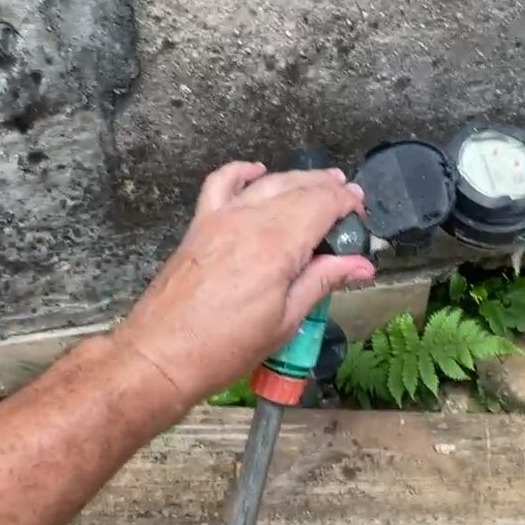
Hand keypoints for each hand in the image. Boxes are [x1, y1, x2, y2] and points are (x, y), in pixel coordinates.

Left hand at [114, 162, 375, 403]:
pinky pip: (221, 183)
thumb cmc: (226, 346)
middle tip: (350, 198)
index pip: (323, 204)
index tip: (362, 214)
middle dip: (328, 189)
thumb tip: (362, 265)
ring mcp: (221, 218)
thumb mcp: (285, 321)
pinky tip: (257, 171)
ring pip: (267, 183)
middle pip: (298, 188)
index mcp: (277, 245)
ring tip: (320, 182)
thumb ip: (323, 282)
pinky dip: (242, 172)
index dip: (347, 204)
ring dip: (297, 179)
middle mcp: (250, 220)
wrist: (162, 353)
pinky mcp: (200, 225)